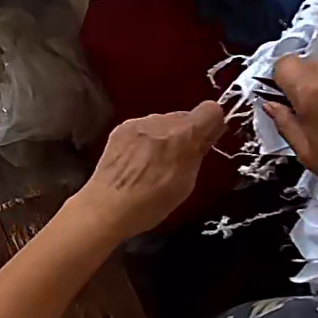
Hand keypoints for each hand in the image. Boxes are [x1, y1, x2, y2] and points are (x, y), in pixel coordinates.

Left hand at [69, 102, 225, 239]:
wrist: (106, 207)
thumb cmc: (149, 204)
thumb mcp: (186, 183)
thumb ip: (198, 153)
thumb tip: (207, 135)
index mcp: (183, 135)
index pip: (211, 110)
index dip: (212, 125)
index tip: (207, 141)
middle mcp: (160, 122)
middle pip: (185, 116)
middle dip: (187, 133)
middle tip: (179, 159)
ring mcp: (138, 123)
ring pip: (163, 121)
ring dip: (165, 136)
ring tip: (154, 163)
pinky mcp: (120, 128)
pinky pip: (144, 127)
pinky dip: (146, 139)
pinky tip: (137, 160)